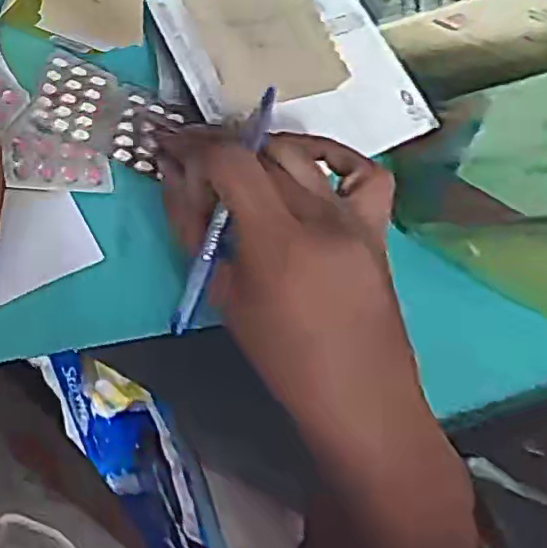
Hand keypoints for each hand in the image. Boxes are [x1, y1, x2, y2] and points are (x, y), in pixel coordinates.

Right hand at [159, 130, 487, 547]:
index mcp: (277, 239)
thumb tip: (174, 175)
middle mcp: (320, 219)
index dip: (193, 148)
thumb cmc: (279, 354)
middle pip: (259, 152)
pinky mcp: (376, 230)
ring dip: (257, 150)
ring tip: (234, 165)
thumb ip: (191, 224)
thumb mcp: (220, 288)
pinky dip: (330, 155)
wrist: (360, 400)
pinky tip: (303, 162)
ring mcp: (354, 221)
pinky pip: (363, 173)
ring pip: (298, 154)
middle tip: (189, 159)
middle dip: (215, 147)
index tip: (170, 150)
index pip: (230, 161)